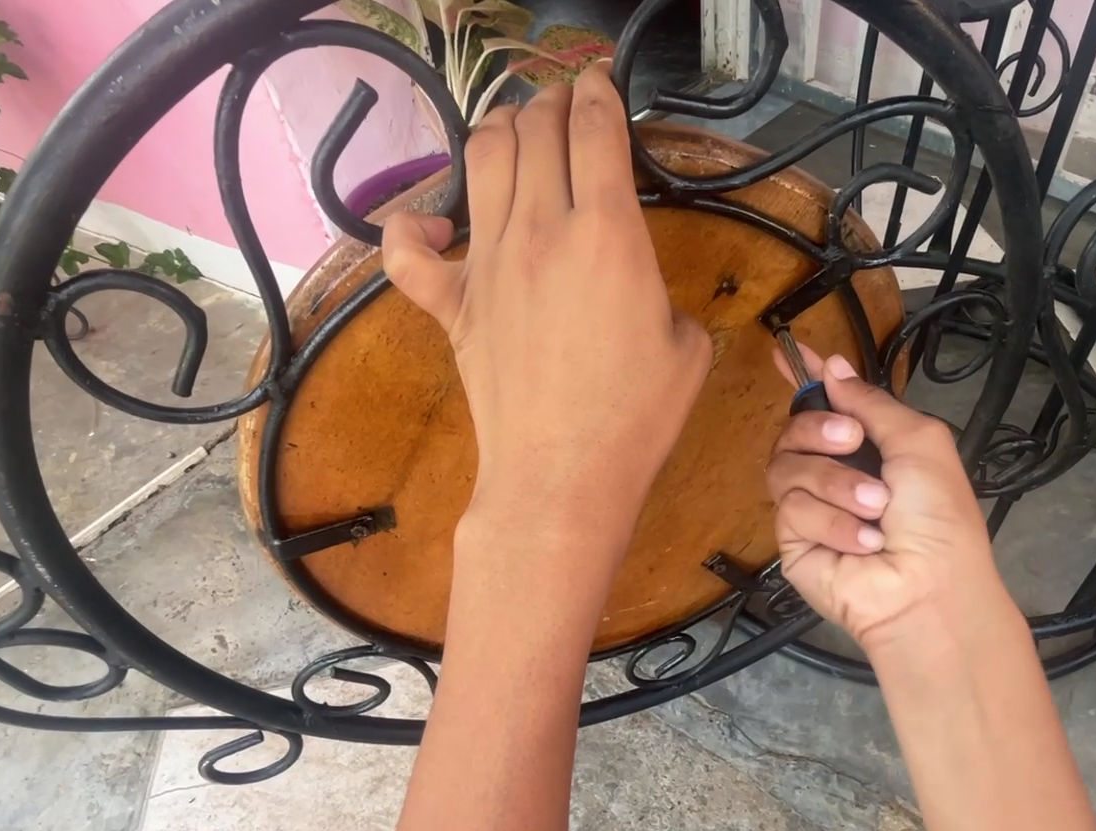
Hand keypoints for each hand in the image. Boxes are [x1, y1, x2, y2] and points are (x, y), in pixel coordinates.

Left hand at [381, 63, 710, 545]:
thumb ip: (666, 296)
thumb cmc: (635, 420)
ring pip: (480, 156)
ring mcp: (486, 263)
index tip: (600, 88)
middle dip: (552, 103)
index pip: (594, 126)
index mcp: (607, 232)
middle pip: (533, 127)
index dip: (598, 93)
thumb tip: (639, 293)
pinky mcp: (452, 304)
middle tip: (565, 111)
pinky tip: (436, 226)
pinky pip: (408, 248)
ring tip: (517, 136)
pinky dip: (414, 225)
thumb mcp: (687, 348)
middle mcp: (540, 229)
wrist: (562, 476)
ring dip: (500, 130)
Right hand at [767, 344, 1009, 649]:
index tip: (786, 352)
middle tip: (850, 440)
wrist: (926, 587)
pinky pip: (791, 509)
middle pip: (794, 429)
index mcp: (869, 446)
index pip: (825, 403)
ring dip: (835, 483)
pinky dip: (831, 521)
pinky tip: (862, 542)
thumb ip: (872, 403)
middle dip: (819, 428)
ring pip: (786, 465)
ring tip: (874, 508)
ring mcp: (810, 506)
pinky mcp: (792, 540)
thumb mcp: (919, 443)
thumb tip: (831, 366)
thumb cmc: (937, 517)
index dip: (804, 378)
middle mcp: (834, 471)